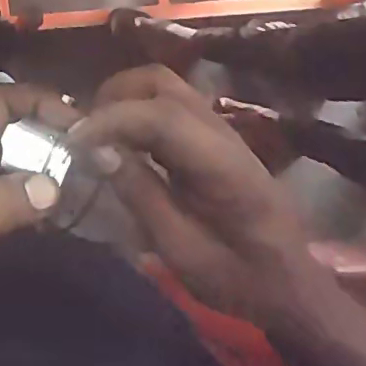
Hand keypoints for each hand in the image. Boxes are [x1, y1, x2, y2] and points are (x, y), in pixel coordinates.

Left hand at [0, 84, 82, 325]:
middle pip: (14, 125)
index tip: (82, 125)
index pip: (0, 101)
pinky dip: (38, 189)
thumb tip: (54, 185)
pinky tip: (60, 210)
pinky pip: (11, 186)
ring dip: (50, 161)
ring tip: (88, 180)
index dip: (41, 101)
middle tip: (95, 157)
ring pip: (15, 155)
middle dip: (54, 131)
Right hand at [70, 66, 321, 324]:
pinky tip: (121, 140)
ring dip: (123, 98)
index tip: (74, 140)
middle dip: (114, 97)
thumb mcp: (184, 253)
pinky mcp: (213, 136)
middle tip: (84, 133)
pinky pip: (167, 103)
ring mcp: (220, 129)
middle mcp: (222, 133)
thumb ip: (143, 198)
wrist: (291, 282)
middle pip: (161, 82)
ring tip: (97, 134)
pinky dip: (136, 109)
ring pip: (164, 85)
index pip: (162, 117)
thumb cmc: (240, 278)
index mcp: (222, 165)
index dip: (112, 120)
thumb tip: (99, 152)